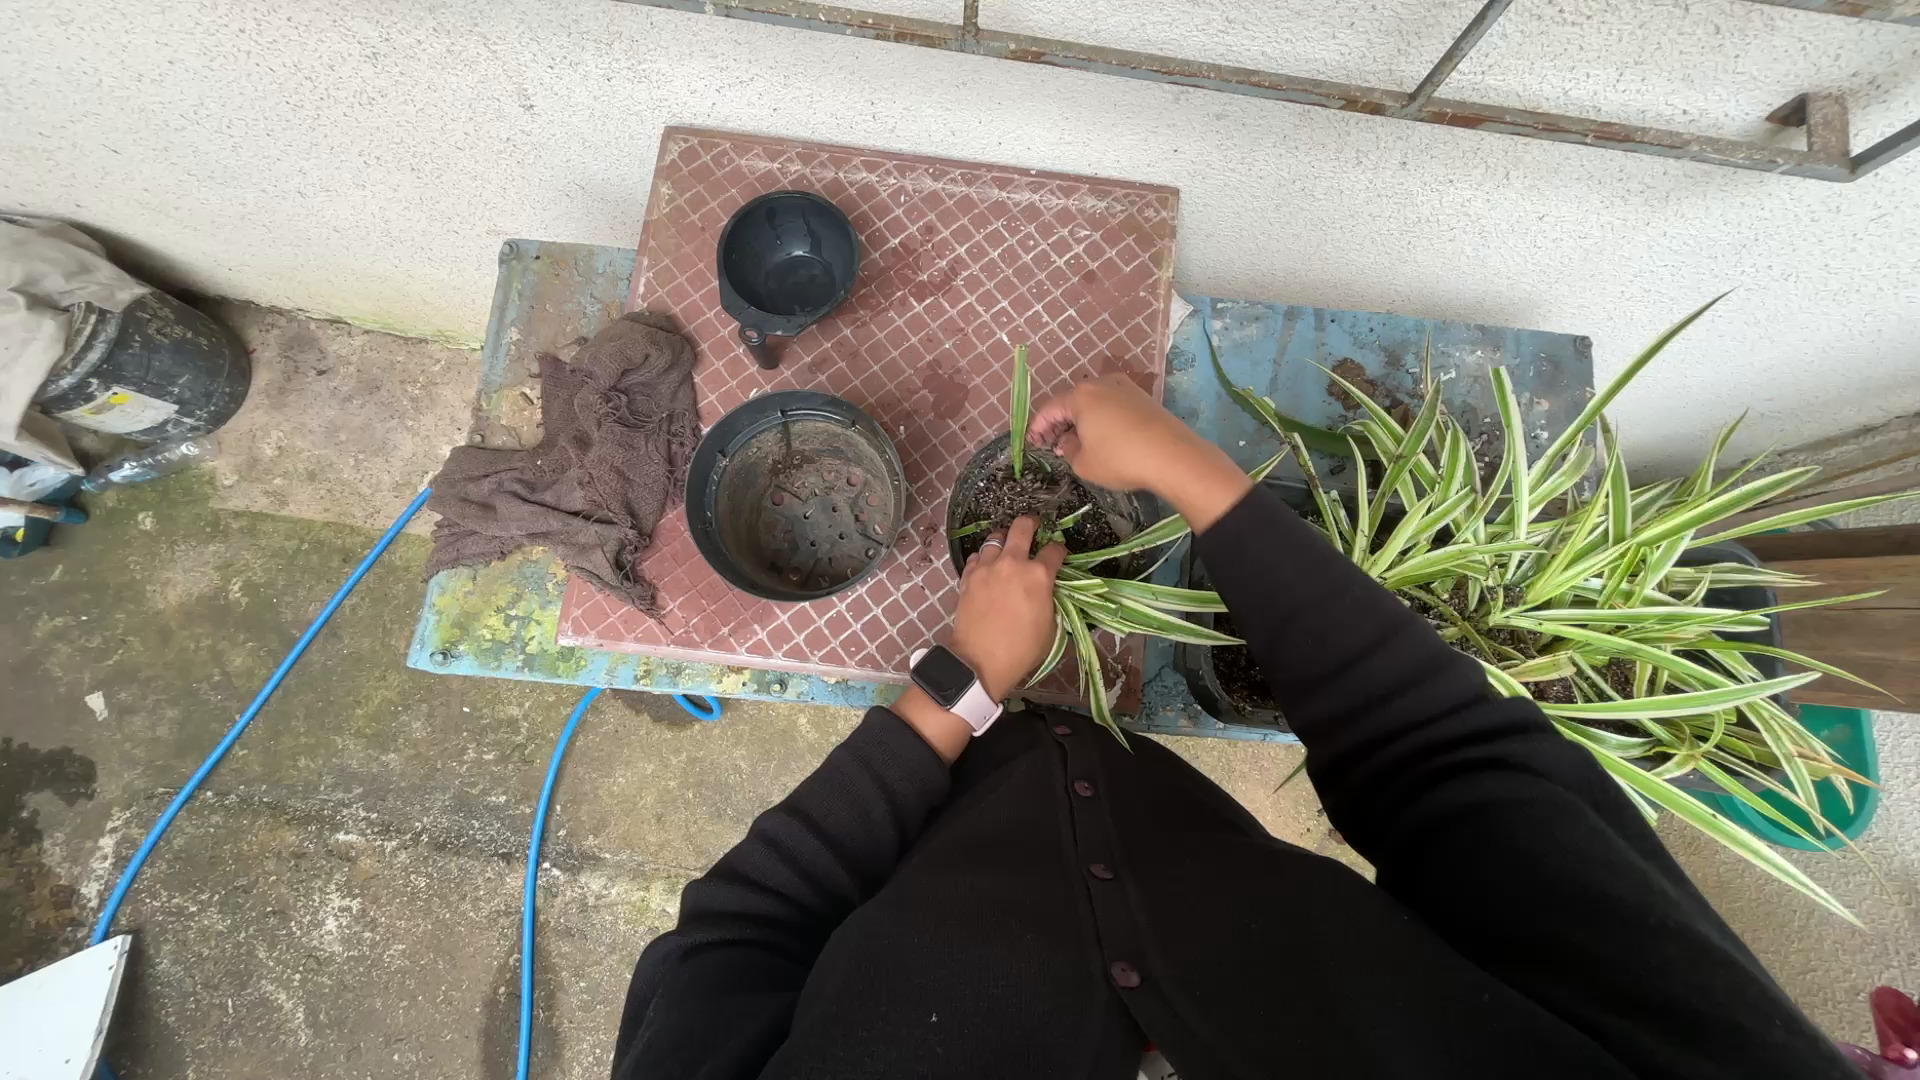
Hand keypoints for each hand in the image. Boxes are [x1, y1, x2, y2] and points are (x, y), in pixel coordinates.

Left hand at [950, 515, 1065, 699]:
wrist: (980, 659)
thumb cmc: (1021, 649)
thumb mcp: (1050, 626)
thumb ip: (1049, 599)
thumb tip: (1047, 589)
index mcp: (1038, 576)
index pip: (1054, 550)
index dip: (1059, 550)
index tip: (1058, 553)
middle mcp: (1013, 563)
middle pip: (1022, 527)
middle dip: (1031, 523)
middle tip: (1033, 525)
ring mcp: (987, 567)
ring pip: (995, 538)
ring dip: (1003, 539)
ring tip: (1006, 545)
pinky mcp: (969, 575)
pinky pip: (977, 556)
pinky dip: (984, 557)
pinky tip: (987, 566)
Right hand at [1028, 375, 1250, 531]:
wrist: (1173, 456)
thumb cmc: (1120, 459)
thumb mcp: (1084, 463)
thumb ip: (1069, 450)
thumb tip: (1069, 443)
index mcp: (1081, 396)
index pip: (1049, 408)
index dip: (1038, 427)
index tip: (1033, 443)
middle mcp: (1101, 384)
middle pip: (1071, 402)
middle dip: (1060, 424)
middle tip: (1054, 445)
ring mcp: (1125, 388)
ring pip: (1093, 403)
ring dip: (1081, 421)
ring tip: (1077, 444)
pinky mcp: (1143, 398)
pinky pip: (1111, 406)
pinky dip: (1100, 419)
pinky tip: (1102, 438)